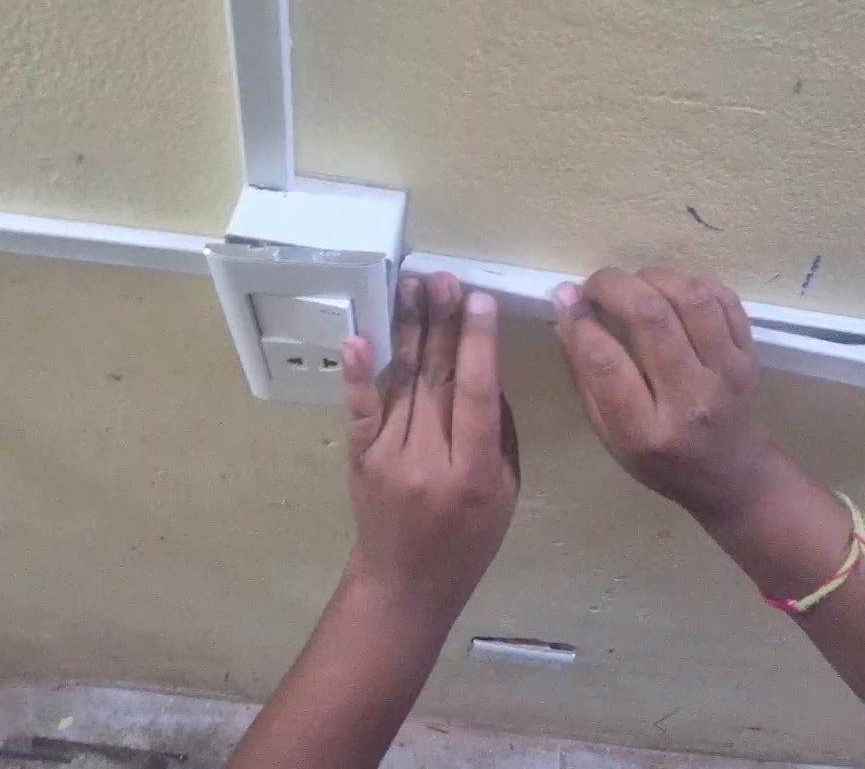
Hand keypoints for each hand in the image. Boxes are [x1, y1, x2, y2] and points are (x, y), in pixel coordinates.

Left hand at [340, 273, 519, 620]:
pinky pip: (359, 411)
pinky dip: (357, 374)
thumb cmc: (468, 540)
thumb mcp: (507, 493)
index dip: (478, 344)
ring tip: (415, 286)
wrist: (405, 585)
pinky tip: (357, 338)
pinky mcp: (360, 457)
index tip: (480, 300)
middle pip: (437, 380)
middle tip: (446, 279)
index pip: (476, 396)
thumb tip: (485, 368)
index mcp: (474, 473)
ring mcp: (388, 458)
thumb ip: (499, 432)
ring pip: (403, 383)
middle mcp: (428, 461)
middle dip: (444, 323)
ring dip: (411, 330)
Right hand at [552, 267, 786, 526]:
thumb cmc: (658, 458)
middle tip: (594, 286)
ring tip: (633, 285)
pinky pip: (722, 298)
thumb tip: (565, 305)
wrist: (731, 475)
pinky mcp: (750, 354)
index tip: (568, 302)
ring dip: (653, 277)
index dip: (580, 321)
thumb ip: (583, 372)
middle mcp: (691, 400)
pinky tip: (669, 293)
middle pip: (652, 318)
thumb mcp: (607, 432)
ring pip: (691, 298)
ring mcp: (728, 373)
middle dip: (613, 286)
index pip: (607, 362)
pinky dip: (690, 282)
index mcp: (645, 431)